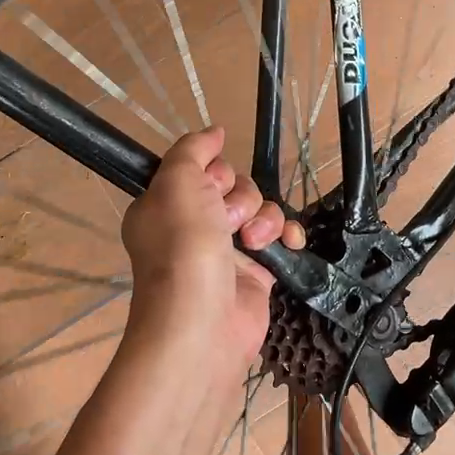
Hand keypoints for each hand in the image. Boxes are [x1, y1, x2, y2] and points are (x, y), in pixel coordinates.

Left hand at [120, 126, 302, 380]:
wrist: (203, 323)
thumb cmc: (182, 248)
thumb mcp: (175, 182)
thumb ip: (192, 149)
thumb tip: (214, 132)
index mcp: (166, 206)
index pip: (200, 168)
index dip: (212, 172)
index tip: (209, 187)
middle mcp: (194, 225)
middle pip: (234, 185)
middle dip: (239, 197)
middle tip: (226, 221)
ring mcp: (226, 248)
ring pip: (259, 207)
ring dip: (263, 217)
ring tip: (252, 242)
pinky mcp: (256, 270)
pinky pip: (279, 237)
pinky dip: (286, 236)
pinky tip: (288, 243)